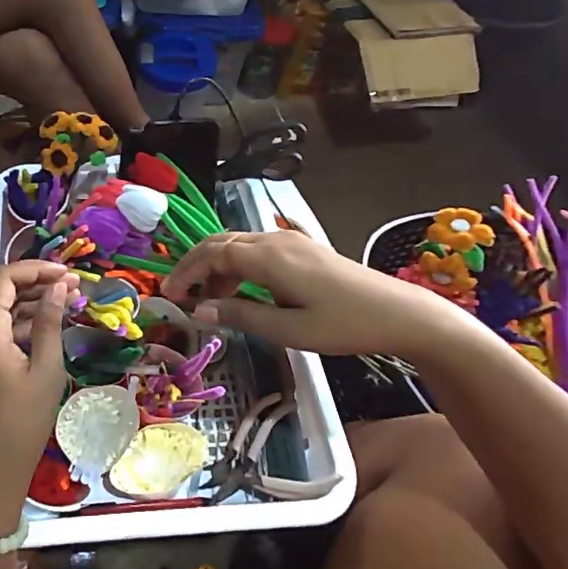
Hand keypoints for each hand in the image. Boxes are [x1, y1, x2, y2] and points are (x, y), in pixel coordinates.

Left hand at [0, 261, 76, 517]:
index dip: (37, 269)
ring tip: (66, 303)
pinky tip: (46, 328)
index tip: (68, 274)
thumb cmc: (22, 423)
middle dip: (35, 284)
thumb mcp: (46, 370)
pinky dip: (16, 324)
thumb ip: (51, 322)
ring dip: (28, 304)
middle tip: (73, 288)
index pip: (3, 278)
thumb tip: (60, 287)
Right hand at [161, 231, 475, 359]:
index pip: (212, 253)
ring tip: (211, 303)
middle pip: (223, 243)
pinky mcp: (305, 250)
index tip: (169, 295)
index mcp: (269, 257)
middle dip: (197, 267)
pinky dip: (241, 268)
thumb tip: (199, 311)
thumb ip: (240, 316)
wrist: (398, 313)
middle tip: (182, 298)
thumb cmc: (343, 324)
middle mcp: (276, 240)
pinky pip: (260, 251)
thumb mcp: (288, 329)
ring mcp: (292, 242)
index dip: (186, 272)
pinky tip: (243, 292)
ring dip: (219, 269)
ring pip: (241, 246)